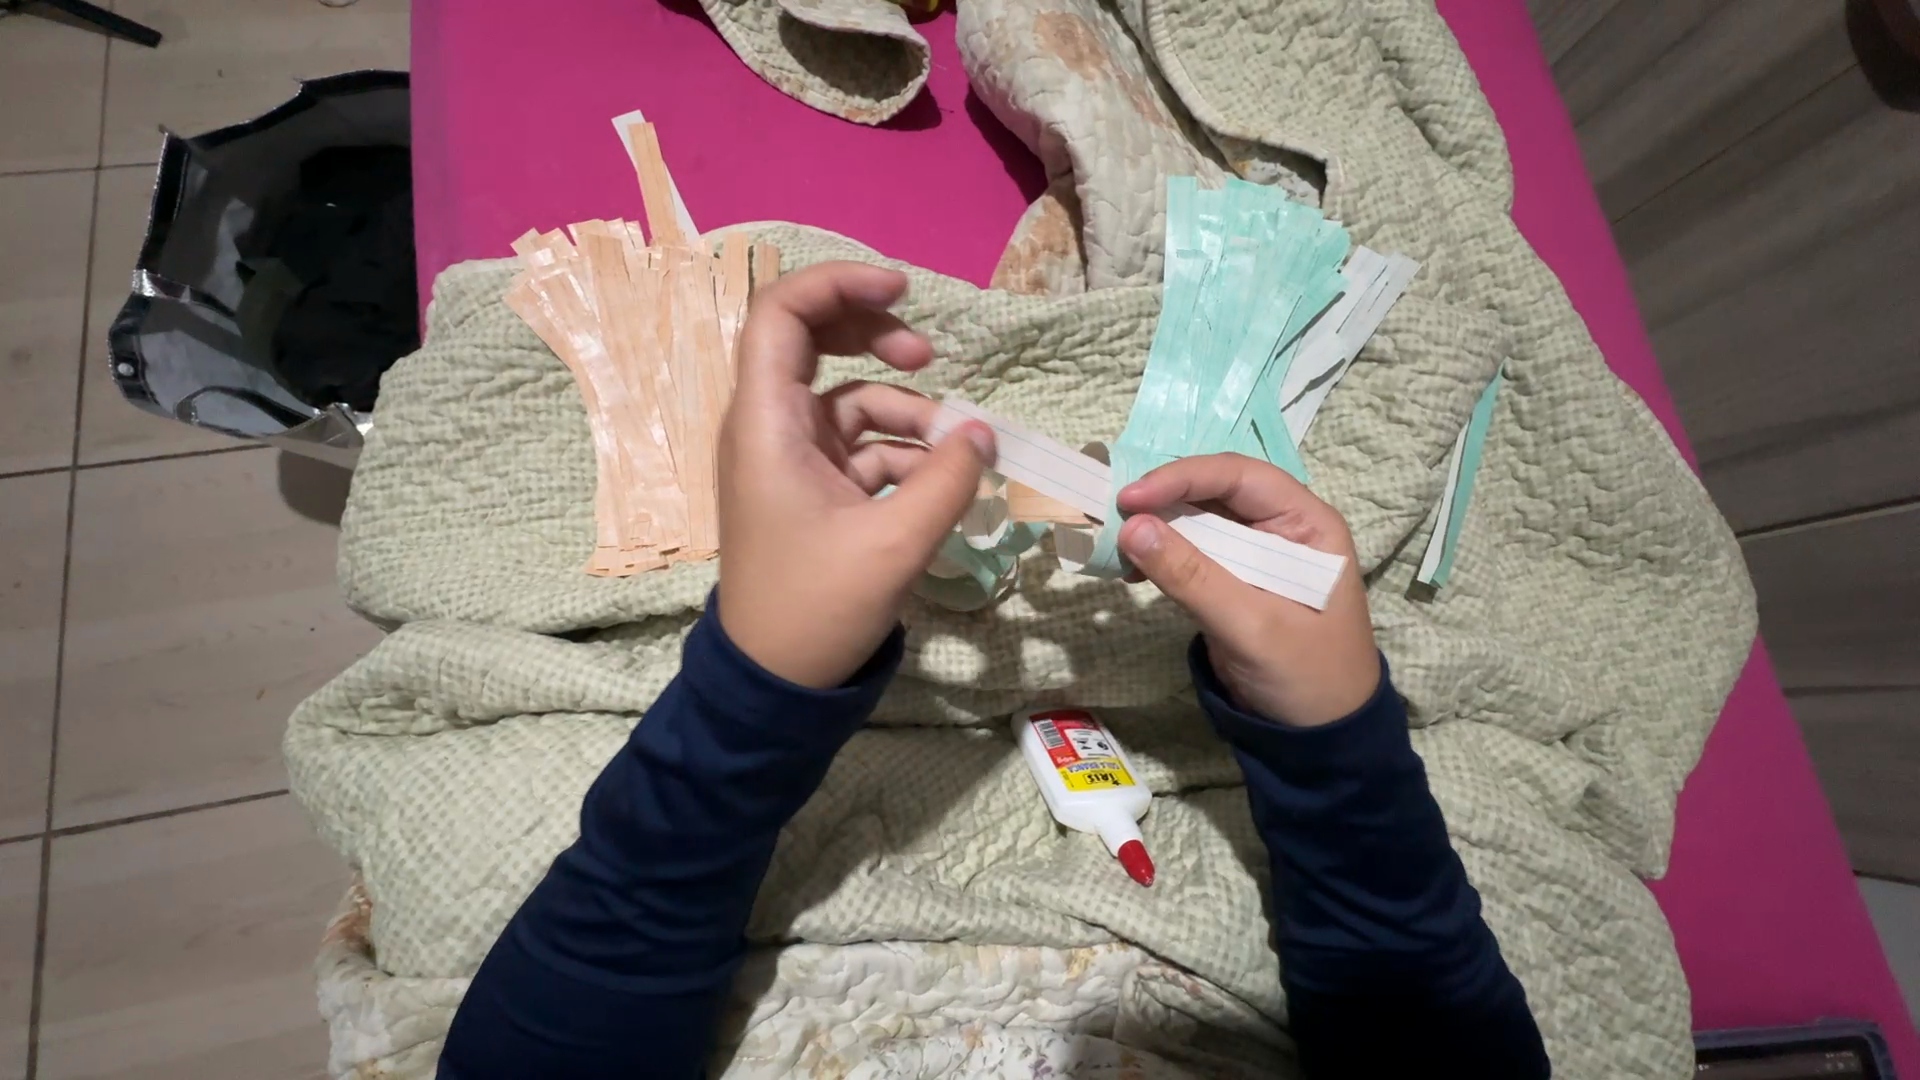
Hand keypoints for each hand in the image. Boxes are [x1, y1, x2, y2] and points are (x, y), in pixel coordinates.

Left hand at [716, 261, 995, 688]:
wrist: (778, 679)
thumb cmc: (818, 608)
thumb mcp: (894, 544)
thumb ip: (946, 481)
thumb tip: (981, 433)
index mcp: (766, 424)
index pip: (783, 315)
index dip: (839, 285)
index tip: (904, 289)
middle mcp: (772, 428)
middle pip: (814, 343)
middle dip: (876, 340)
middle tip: (928, 358)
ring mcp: (793, 459)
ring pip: (851, 404)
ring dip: (907, 417)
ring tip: (958, 452)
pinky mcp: (815, 489)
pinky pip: (863, 449)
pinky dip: (903, 456)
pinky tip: (941, 482)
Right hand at [1115, 455, 1379, 726]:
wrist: (1319, 736)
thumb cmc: (1305, 675)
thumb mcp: (1249, 626)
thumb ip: (1191, 575)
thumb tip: (1131, 526)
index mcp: (1305, 523)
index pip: (1239, 476)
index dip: (1182, 477)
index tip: (1129, 497)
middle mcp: (1280, 526)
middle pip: (1213, 491)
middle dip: (1162, 499)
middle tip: (1112, 514)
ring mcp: (1252, 552)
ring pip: (1195, 519)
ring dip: (1154, 526)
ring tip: (1116, 544)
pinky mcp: (1228, 578)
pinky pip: (1187, 550)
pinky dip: (1157, 555)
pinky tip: (1131, 570)